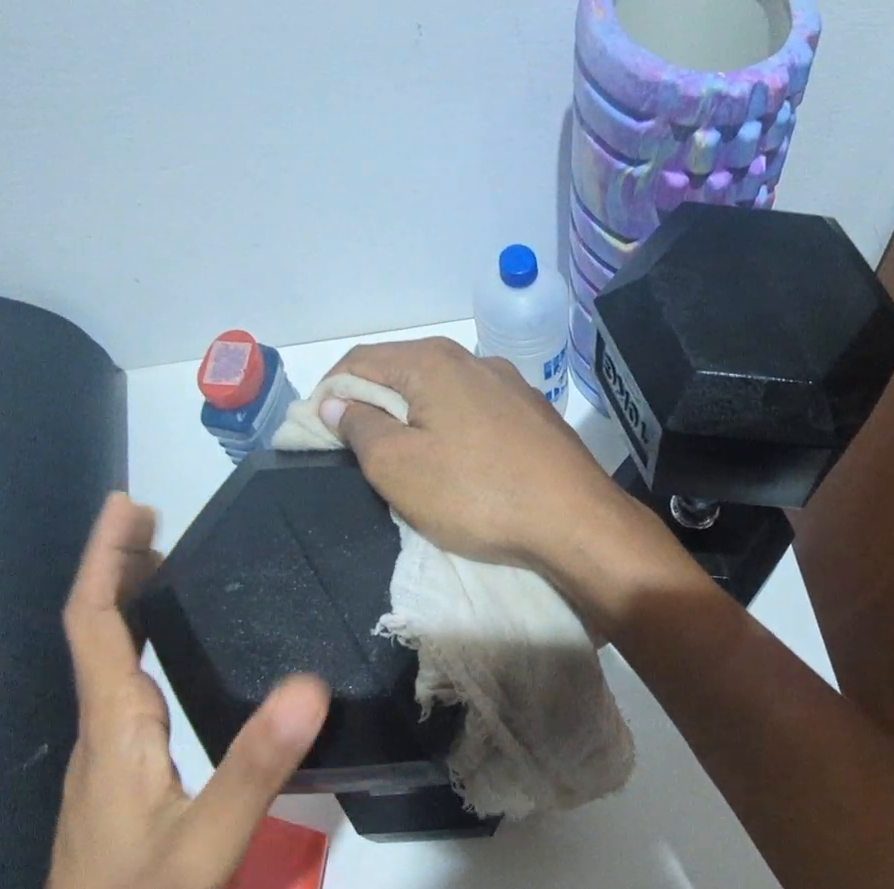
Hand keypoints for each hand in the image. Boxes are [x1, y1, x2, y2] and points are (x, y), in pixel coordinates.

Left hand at [10, 495, 329, 888]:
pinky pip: (126, 693)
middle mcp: (103, 735)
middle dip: (116, 570)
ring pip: (109, 665)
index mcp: (115, 731)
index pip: (94, 628)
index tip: (127, 506)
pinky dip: (142, 649)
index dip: (104, 562)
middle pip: (96, 635)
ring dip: (128, 607)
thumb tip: (308, 684)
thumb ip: (256, 766)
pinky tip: (175, 661)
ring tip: (166, 570)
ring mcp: (108, 762)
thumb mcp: (207, 843)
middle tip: (155, 523)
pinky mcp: (121, 782)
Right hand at [315, 338, 637, 572]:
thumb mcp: (399, 467)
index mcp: (434, 362)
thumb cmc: (477, 493)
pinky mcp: (538, 419)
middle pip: (405, 374)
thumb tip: (337, 402)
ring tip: (410, 464)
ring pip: (446, 396)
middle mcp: (477, 361)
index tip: (317, 432)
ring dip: (418, 422)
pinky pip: (480, 417)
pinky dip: (457, 434)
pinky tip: (462, 467)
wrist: (576, 521)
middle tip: (359, 453)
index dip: (330, 393)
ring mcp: (514, 388)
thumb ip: (361, 429)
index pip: (360, 361)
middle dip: (375, 407)